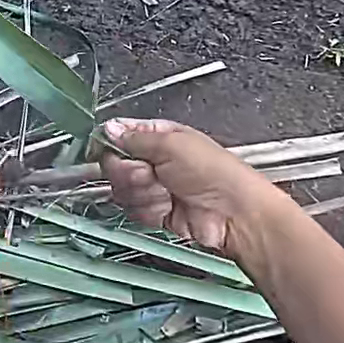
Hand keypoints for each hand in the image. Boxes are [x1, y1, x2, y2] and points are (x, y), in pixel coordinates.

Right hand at [99, 118, 290, 259]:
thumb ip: (135, 137)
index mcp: (161, 136)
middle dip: (130, 172)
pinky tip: (167, 207)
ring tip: (165, 191)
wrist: (233, 214)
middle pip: (117, 165)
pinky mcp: (156, 211)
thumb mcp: (172, 144)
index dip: (113, 144)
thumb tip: (110, 128)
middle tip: (149, 173)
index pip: (122, 135)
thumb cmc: (214, 173)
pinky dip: (148, 210)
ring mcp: (155, 187)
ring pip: (123, 190)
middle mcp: (156, 160)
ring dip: (141, 193)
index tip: (111, 151)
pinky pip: (134, 210)